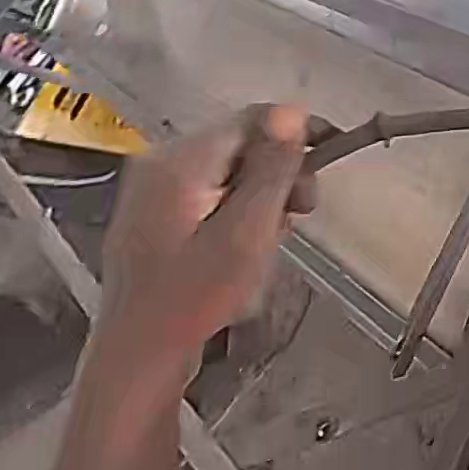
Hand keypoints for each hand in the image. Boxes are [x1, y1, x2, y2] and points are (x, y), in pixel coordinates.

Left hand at [98, 104, 311, 355]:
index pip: (254, 118)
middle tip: (304, 209)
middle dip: (282, 170)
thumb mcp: (247, 231)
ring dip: (266, 191)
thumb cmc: (194, 298)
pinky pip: (217, 187)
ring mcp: (157, 186)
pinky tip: (252, 237)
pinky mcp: (160, 208)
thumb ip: (272, 168)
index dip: (298, 129)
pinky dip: (244, 204)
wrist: (137, 359)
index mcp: (179, 162)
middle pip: (244, 141)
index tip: (332, 151)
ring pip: (234, 165)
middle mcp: (163, 162)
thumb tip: (293, 110)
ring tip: (277, 231)